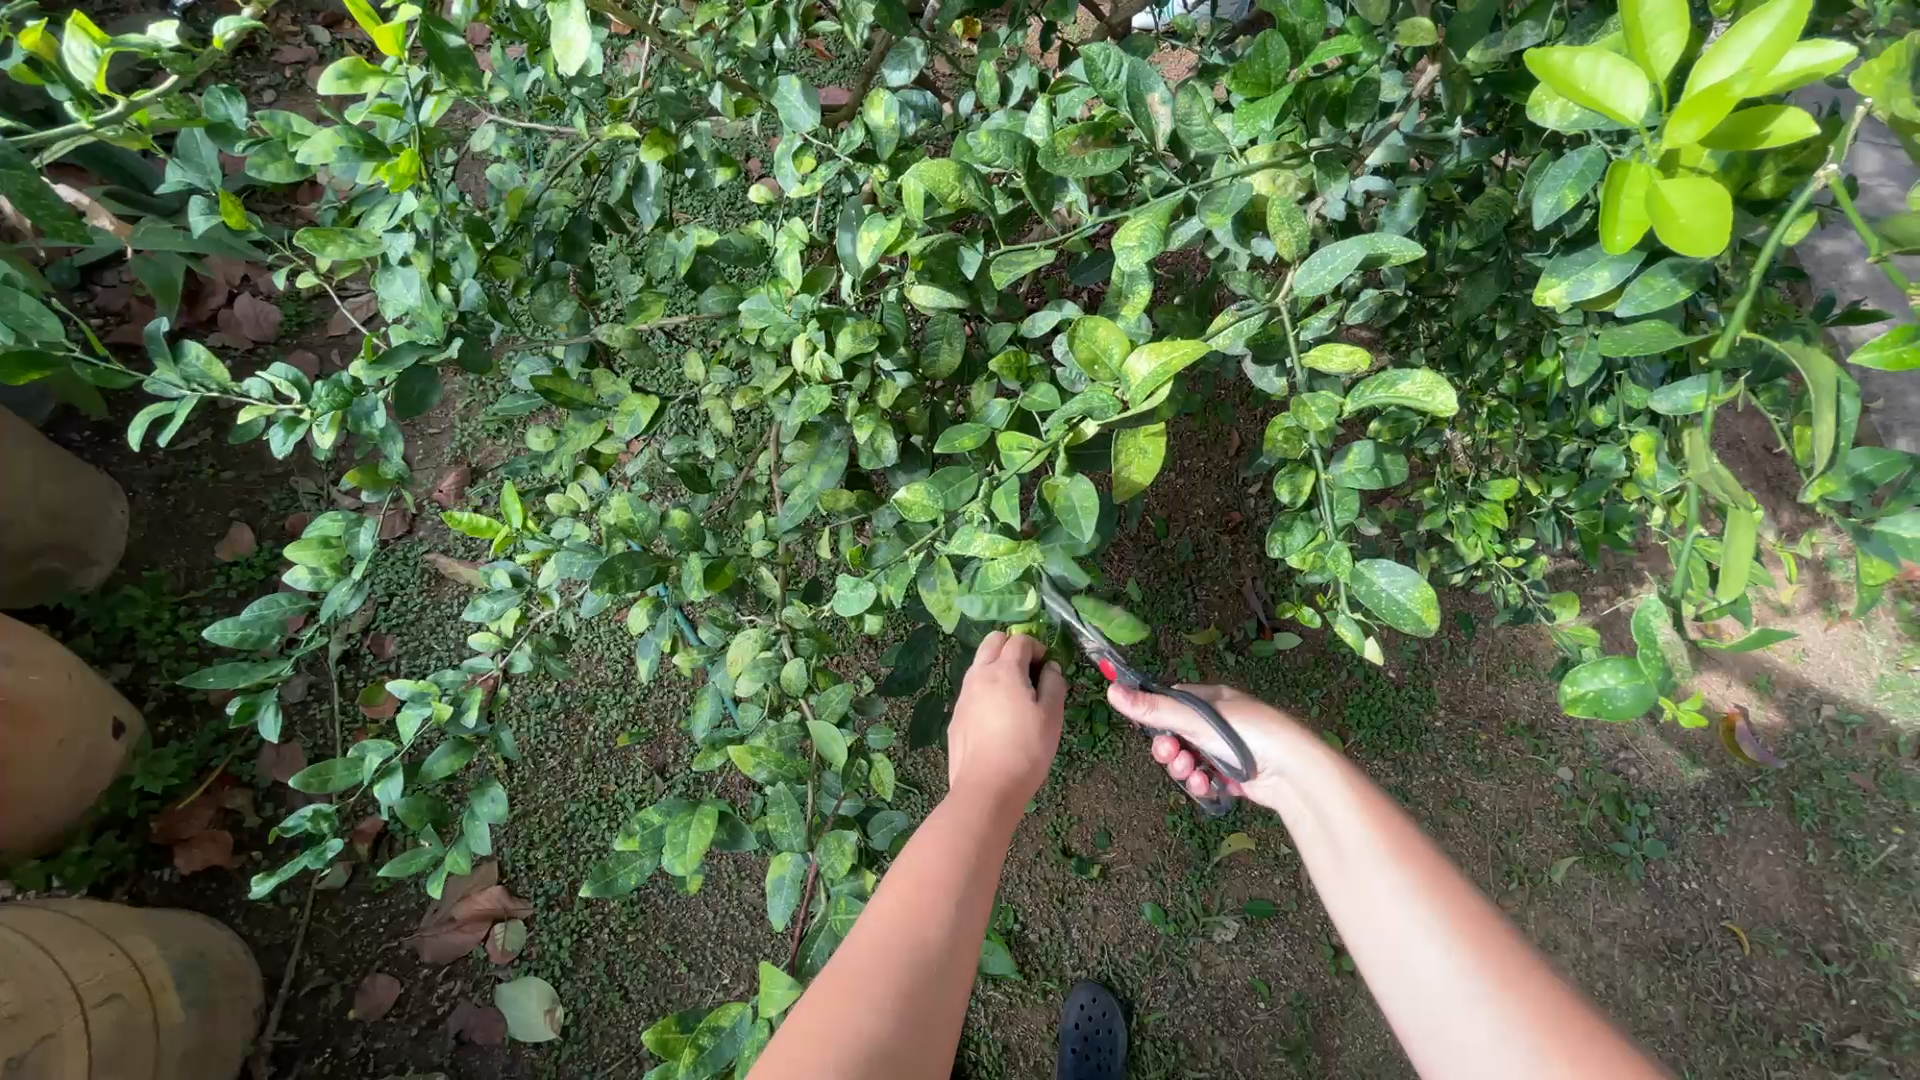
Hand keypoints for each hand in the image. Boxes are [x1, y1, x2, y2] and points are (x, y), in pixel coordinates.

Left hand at [946, 631, 1064, 807]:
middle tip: (1030, 671)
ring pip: (979, 663)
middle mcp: (979, 675)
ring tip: (1016, 694)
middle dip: (1012, 647)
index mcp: (1004, 671)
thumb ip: (1054, 684)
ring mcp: (964, 694)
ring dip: (998, 665)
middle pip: (992, 641)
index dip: (1038, 647)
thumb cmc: (1026, 750)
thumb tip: (1051, 667)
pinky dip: (987, 687)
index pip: (1019, 640)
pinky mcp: (956, 714)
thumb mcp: (1051, 716)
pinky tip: (999, 716)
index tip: (1048, 667)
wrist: (986, 787)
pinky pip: (972, 688)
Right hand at [1105, 682, 1309, 809]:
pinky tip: (1207, 785)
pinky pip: (1206, 777)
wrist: (1292, 770)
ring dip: (1185, 769)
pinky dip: (1202, 782)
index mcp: (1211, 699)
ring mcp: (1227, 750)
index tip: (1151, 730)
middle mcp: (1218, 722)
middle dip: (1170, 749)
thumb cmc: (1245, 733)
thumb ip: (1152, 709)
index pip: (1171, 704)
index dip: (1156, 719)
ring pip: (1190, 759)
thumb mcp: (1193, 718)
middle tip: (1172, 756)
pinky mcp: (1235, 775)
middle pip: (1177, 735)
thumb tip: (1111, 691)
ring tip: (1193, 774)